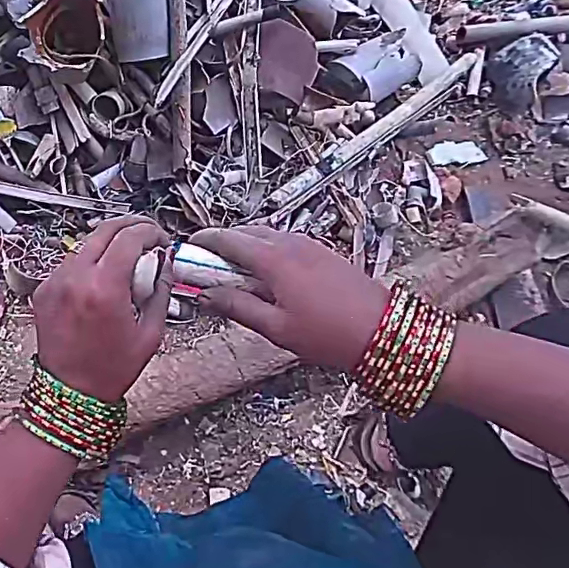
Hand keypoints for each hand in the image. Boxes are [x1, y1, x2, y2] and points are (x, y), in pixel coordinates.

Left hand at [31, 215, 170, 401]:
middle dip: (132, 227)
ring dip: (111, 244)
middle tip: (147, 238)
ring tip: (128, 263)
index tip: (160, 240)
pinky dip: (91, 262)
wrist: (70, 394)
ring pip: (87, 243)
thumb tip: (166, 262)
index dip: (151, 232)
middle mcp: (75, 279)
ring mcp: (55, 282)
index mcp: (104, 288)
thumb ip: (161, 290)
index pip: (130, 237)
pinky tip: (104, 279)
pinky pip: (72, 262)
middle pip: (106, 229)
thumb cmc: (108, 370)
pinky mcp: (44, 289)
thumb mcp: (150, 332)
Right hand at [188, 227, 387, 372]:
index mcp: (274, 259)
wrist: (381, 330)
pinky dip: (265, 252)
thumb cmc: (331, 333)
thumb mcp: (275, 327)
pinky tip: (265, 278)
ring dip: (243, 249)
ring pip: (263, 236)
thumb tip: (208, 297)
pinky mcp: (320, 250)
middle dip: (221, 247)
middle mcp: (290, 242)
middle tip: (207, 270)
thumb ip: (237, 307)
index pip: (226, 239)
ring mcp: (308, 244)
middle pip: (243, 233)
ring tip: (235, 278)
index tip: (187, 252)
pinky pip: (282, 242)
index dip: (202, 243)